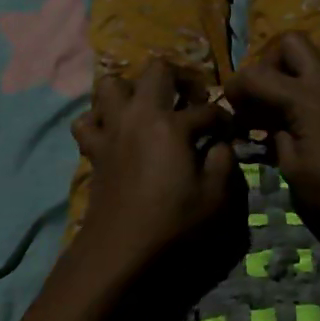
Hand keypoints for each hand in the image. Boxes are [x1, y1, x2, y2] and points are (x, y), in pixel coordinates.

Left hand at [71, 59, 239, 281]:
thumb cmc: (173, 222)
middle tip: (191, 100)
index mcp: (172, 125)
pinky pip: (87, 121)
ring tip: (149, 108)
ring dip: (132, 89)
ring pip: (112, 85)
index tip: (231, 132)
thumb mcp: (215, 196)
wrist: (120, 250)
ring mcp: (112, 130)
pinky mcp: (94, 149)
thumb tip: (221, 144)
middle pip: (158, 71)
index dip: (224, 119)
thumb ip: (224, 161)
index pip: (207, 109)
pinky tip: (116, 131)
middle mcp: (139, 116)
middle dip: (180, 78)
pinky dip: (100, 119)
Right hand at [224, 33, 319, 246]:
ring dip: (288, 80)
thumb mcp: (292, 169)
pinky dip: (306, 98)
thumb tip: (270, 124)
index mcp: (308, 99)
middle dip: (268, 62)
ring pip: (312, 65)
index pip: (258, 73)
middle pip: (293, 44)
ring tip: (273, 117)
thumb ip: (275, 136)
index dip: (236, 86)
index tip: (229, 107)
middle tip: (259, 97)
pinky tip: (300, 130)